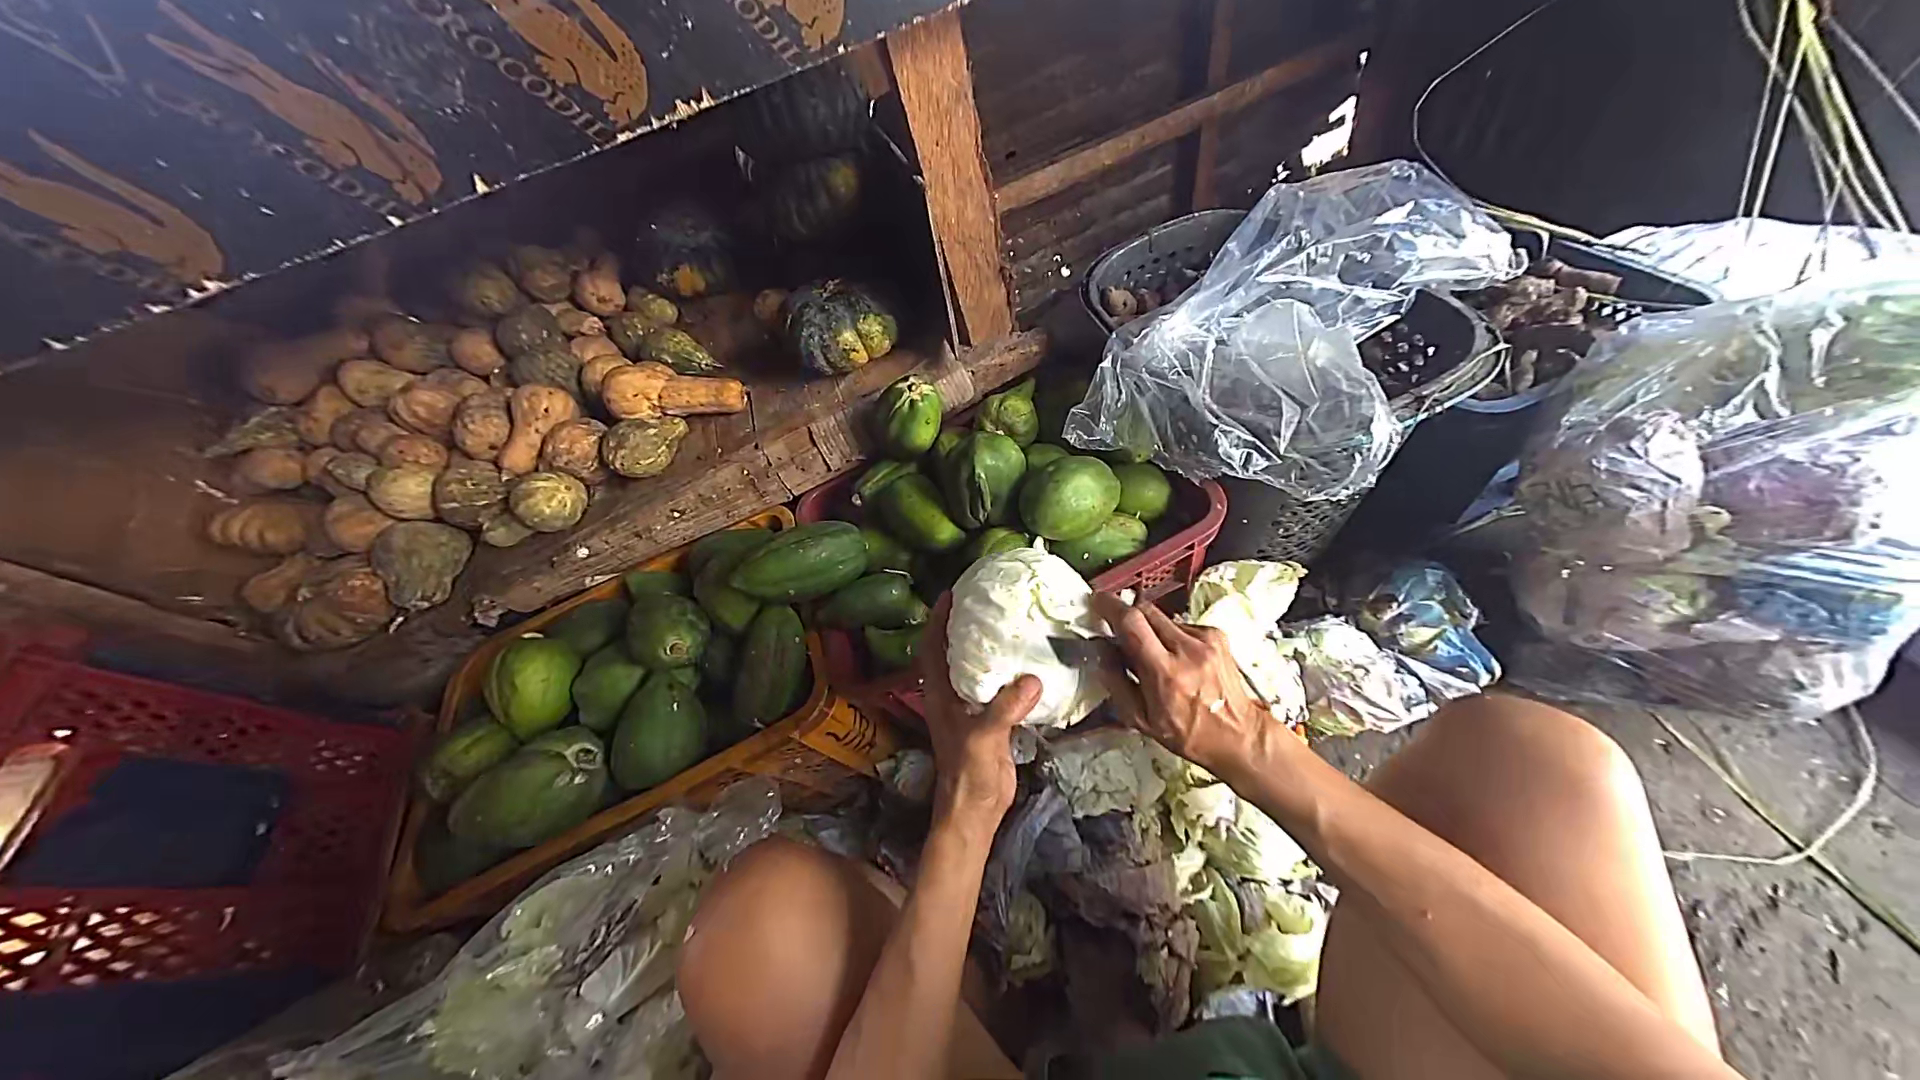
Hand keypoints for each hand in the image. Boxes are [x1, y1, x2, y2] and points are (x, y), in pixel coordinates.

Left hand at [917, 597, 1041, 825]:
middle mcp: (951, 696)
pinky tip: (1028, 663)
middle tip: (984, 601)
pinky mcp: (990, 721)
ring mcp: (970, 709)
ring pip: (975, 670)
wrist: (976, 810)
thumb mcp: (983, 737)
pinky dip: (1008, 673)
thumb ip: (1004, 708)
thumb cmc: (969, 773)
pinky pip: (997, 689)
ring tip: (1007, 623)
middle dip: (962, 626)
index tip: (950, 594)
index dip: (938, 621)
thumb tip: (1031, 679)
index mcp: (940, 695)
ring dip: (986, 648)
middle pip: (952, 653)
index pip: (933, 649)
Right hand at [1090, 592, 1269, 775]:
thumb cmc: (1188, 733)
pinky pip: (1181, 624)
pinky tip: (1177, 658)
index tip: (1097, 601)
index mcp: (1165, 673)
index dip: (1110, 606)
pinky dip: (1171, 636)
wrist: (1239, 736)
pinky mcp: (1217, 635)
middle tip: (1120, 631)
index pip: (1132, 623)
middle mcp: (1188, 650)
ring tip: (1154, 655)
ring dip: (1150, 629)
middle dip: (1127, 616)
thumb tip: (1100, 650)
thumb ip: (1114, 681)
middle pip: (1146, 610)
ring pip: (1163, 617)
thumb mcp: (1140, 719)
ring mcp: (1206, 640)